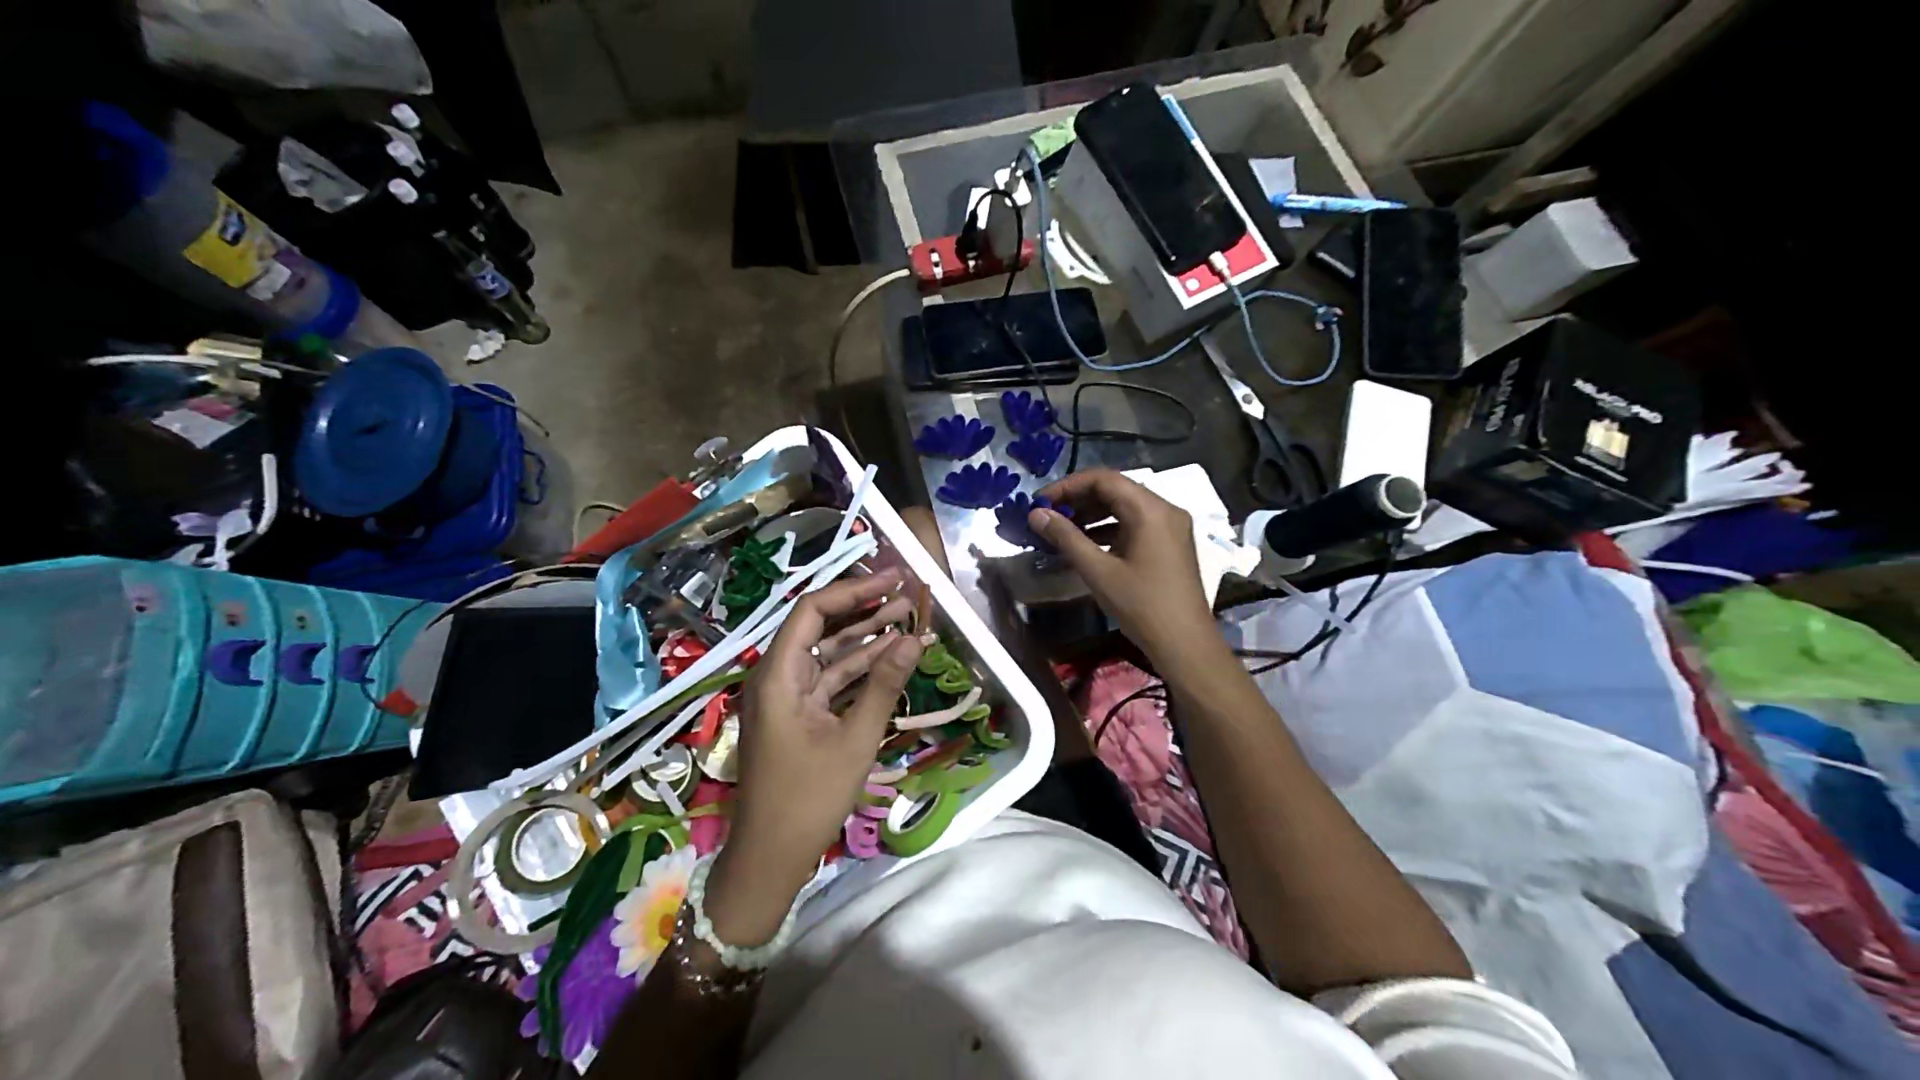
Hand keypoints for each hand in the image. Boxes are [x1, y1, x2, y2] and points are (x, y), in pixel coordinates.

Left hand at [707, 569, 922, 943]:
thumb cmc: (809, 799)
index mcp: (777, 675)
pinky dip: (859, 670)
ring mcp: (787, 698)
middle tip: (908, 595)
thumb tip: (913, 637)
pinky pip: (830, 681)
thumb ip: (883, 684)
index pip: (812, 611)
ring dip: (867, 638)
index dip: (853, 590)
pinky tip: (892, 658)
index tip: (893, 578)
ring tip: (909, 619)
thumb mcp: (854, 740)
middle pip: (821, 628)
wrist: (770, 858)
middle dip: (865, 610)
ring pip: (829, 654)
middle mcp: (777, 677)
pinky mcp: (798, 716)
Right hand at [1028, 469, 1224, 670]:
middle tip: (1047, 515)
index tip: (1040, 502)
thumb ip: (1066, 538)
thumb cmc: (1142, 606)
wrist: (1185, 644)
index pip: (1103, 479)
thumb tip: (1036, 514)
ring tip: (1061, 530)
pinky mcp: (1170, 543)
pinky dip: (1109, 528)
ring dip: (1092, 514)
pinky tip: (1086, 544)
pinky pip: (1135, 523)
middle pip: (1115, 489)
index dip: (1068, 486)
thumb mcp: (1098, 571)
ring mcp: (1171, 526)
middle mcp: (1165, 509)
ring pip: (1125, 507)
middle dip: (1078, 499)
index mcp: (1150, 510)